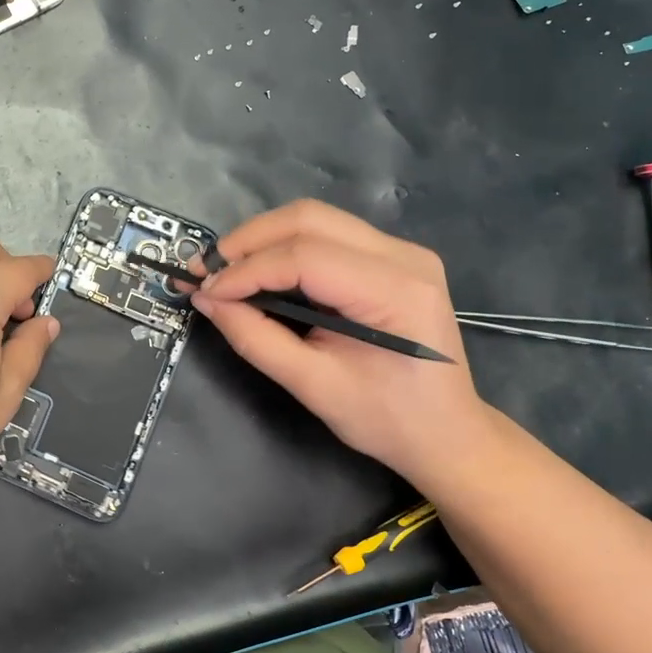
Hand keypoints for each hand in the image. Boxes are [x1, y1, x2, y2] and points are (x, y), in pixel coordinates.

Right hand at [190, 200, 489, 475]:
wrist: (448, 434)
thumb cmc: (386, 419)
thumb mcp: (312, 385)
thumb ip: (255, 337)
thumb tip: (205, 299)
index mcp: (395, 292)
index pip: (305, 257)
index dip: (246, 270)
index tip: (203, 291)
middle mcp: (404, 257)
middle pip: (307, 219)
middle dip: (247, 241)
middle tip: (206, 272)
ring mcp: (401, 251)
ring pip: (313, 218)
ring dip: (261, 239)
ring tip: (225, 270)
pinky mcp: (390, 257)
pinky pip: (325, 233)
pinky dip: (282, 246)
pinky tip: (258, 271)